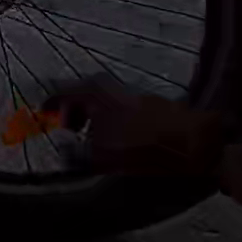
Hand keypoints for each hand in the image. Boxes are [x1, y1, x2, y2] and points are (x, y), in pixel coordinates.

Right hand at [47, 76, 229, 178]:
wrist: (199, 143)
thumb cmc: (144, 146)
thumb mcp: (104, 156)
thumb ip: (78, 153)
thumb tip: (64, 152)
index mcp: (91, 91)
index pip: (59, 92)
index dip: (48, 105)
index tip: (42, 116)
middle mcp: (107, 86)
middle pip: (79, 95)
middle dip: (71, 113)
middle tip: (69, 131)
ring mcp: (130, 93)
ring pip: (101, 103)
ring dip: (93, 118)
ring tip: (94, 140)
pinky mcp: (149, 104)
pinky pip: (119, 109)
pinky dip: (112, 120)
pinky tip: (120, 139)